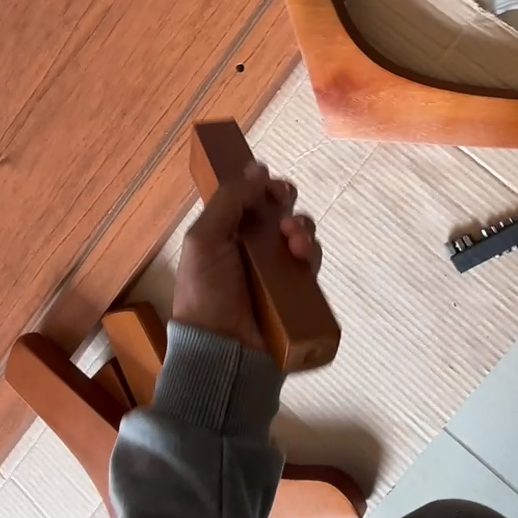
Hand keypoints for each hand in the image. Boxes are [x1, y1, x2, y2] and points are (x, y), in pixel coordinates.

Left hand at [173, 162, 320, 353]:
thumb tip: (258, 168)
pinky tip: (301, 255)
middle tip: (282, 206)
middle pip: (280, 209)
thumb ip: (228, 200)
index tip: (270, 184)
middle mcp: (253, 246)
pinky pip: (312, 261)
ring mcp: (277, 268)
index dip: (263, 186)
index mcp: (227, 232)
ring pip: (300, 232)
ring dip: (301, 225)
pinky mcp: (297, 289)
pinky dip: (311, 250)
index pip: (251, 198)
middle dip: (286, 200)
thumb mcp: (204, 239)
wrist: (224, 349)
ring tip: (292, 238)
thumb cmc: (206, 292)